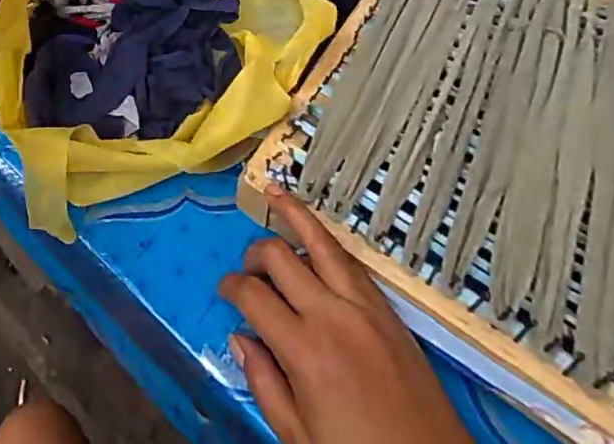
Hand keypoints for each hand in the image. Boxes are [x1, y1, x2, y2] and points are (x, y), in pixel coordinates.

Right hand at [218, 186, 471, 443]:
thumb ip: (264, 382)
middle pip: (279, 257)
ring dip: (295, 216)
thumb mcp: (299, 437)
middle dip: (254, 255)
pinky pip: (351, 261)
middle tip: (247, 272)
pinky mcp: (388, 310)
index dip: (230, 286)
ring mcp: (365, 307)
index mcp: (304, 350)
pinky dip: (327, 241)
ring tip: (275, 193)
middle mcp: (332, 315)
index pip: (252, 295)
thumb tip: (240, 338)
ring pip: (321, 242)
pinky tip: (315, 235)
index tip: (225, 292)